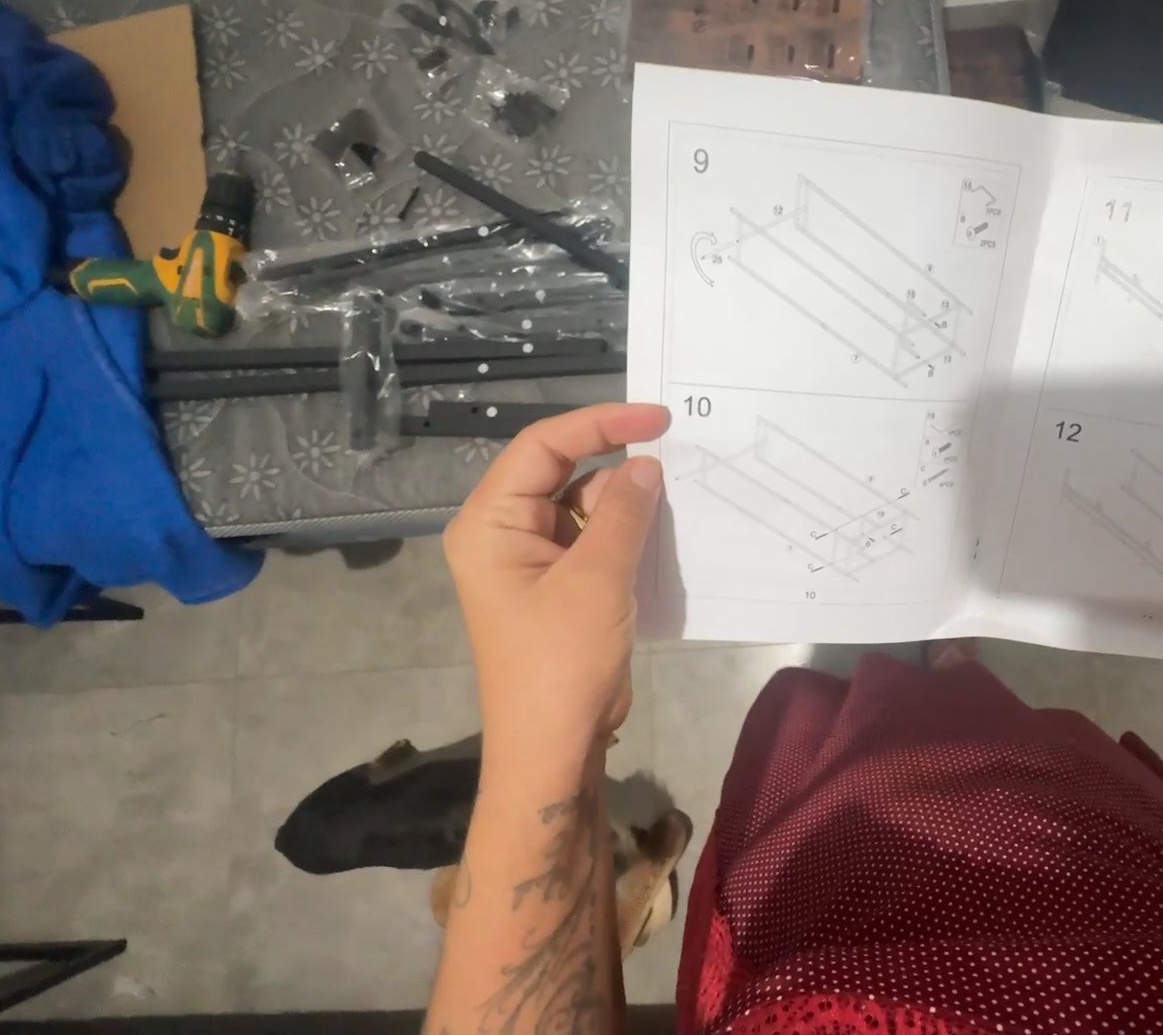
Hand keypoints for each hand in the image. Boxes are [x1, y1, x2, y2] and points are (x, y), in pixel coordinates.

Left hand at [442, 403, 670, 744]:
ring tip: (672, 492)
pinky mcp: (559, 582)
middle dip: (613, 460)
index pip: (542, 447)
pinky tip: (659, 526)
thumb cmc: (562, 660)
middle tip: (671, 447)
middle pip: (560, 470)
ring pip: (581, 503)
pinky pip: (592, 536)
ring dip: (623, 498)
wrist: (554, 744)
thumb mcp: (597, 580)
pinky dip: (624, 528)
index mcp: (491, 523)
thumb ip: (623, 513)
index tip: (656, 416)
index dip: (600, 422)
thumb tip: (646, 463)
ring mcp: (532, 558)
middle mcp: (505, 532)